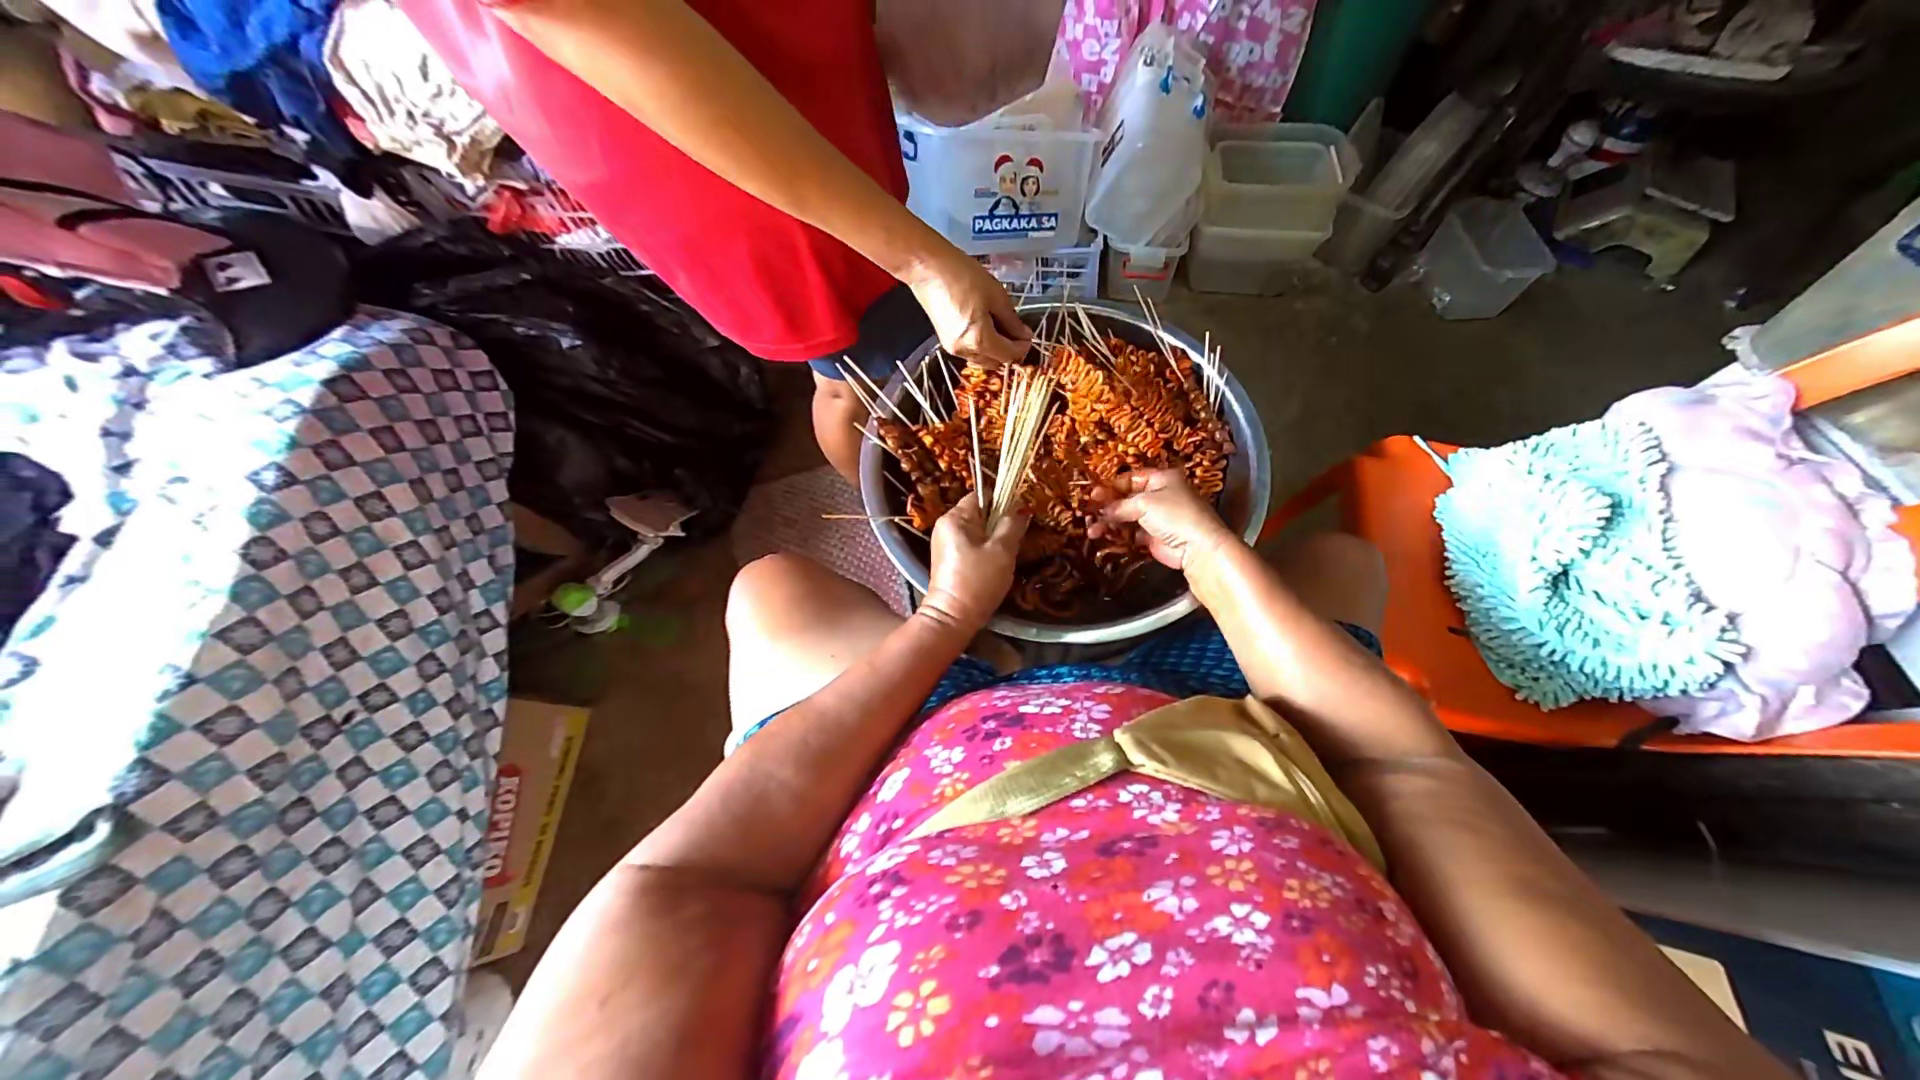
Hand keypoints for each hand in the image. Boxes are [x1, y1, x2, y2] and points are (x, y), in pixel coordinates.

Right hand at [901, 246, 1031, 367]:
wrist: (927, 268)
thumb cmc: (962, 276)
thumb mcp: (996, 296)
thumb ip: (1012, 321)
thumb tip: (1023, 335)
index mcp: (980, 340)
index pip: (1009, 355)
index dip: (1023, 346)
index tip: (1028, 333)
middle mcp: (965, 351)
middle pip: (996, 362)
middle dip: (1009, 350)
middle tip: (1016, 330)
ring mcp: (953, 348)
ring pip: (982, 359)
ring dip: (995, 349)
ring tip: (999, 326)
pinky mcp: (945, 341)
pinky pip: (970, 352)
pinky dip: (981, 345)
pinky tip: (984, 326)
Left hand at [919, 493, 1027, 631]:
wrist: (952, 618)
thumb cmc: (978, 581)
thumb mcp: (1002, 551)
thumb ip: (1013, 525)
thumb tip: (1021, 508)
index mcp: (954, 518)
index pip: (981, 494)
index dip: (1002, 500)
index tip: (1019, 515)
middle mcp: (945, 525)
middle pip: (979, 512)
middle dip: (999, 522)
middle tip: (1016, 538)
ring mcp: (944, 542)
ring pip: (977, 530)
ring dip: (994, 538)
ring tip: (1006, 554)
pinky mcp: (948, 559)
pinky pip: (971, 544)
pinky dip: (984, 550)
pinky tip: (994, 565)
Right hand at [1090, 470, 1238, 572]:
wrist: (1197, 548)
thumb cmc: (1175, 515)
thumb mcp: (1145, 503)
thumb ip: (1120, 505)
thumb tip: (1102, 510)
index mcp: (1162, 478)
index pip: (1131, 478)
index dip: (1111, 486)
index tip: (1093, 494)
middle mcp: (1160, 495)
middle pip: (1127, 498)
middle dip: (1107, 505)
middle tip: (1089, 511)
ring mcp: (1157, 517)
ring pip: (1127, 517)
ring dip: (1109, 522)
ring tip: (1092, 529)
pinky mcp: (1154, 537)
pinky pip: (1131, 533)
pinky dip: (1117, 534)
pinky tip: (1103, 536)